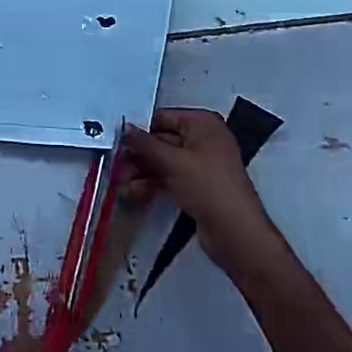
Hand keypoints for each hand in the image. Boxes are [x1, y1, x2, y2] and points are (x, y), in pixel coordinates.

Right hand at [123, 108, 276, 275]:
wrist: (235, 233)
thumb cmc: (208, 187)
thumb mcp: (172, 162)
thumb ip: (145, 143)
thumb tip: (124, 127)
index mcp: (202, 124)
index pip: (163, 118)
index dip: (140, 129)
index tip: (117, 140)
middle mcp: (203, 139)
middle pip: (161, 140)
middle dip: (138, 155)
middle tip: (116, 164)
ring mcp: (200, 163)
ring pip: (163, 160)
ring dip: (141, 171)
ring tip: (122, 183)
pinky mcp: (196, 184)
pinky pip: (169, 176)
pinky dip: (153, 182)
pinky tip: (135, 192)